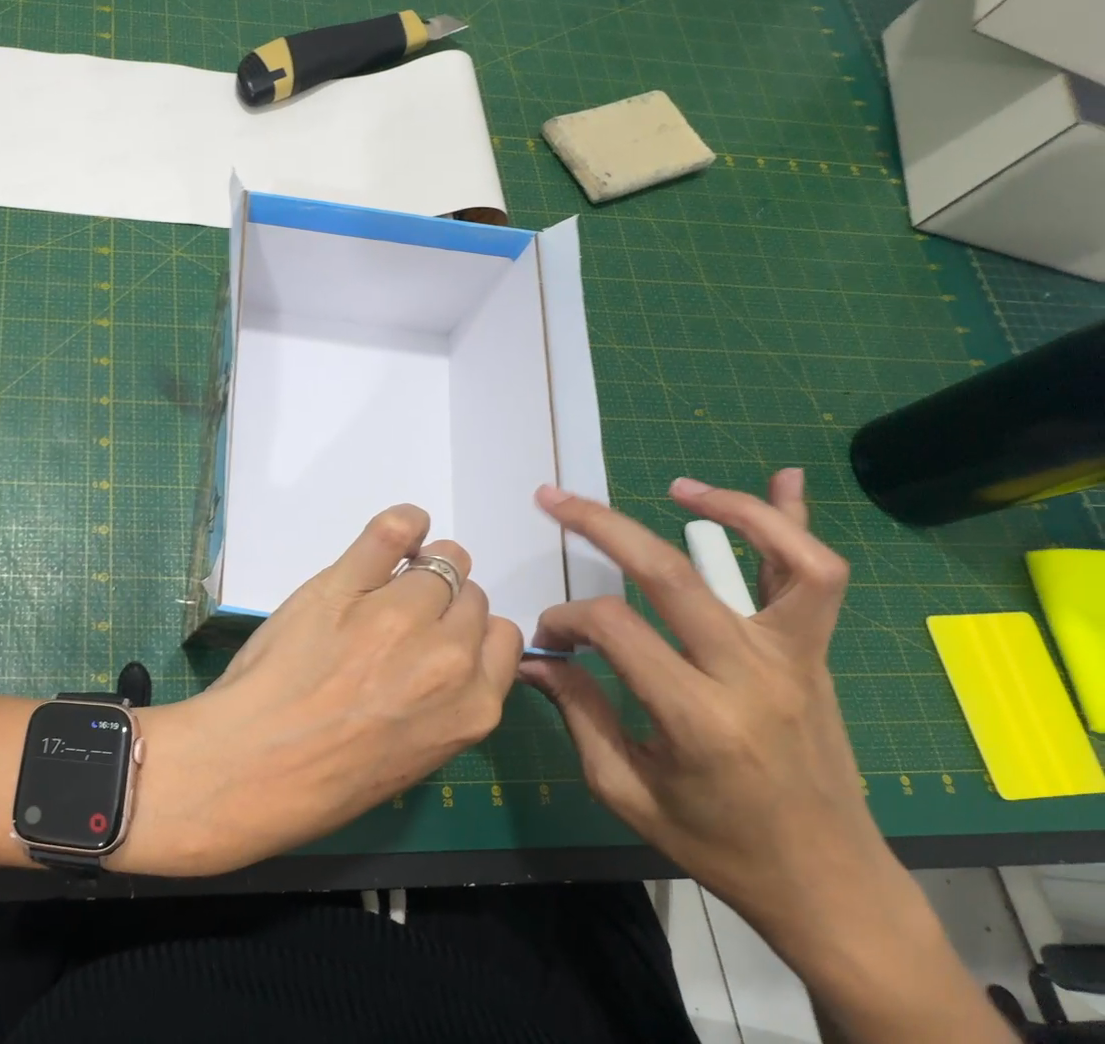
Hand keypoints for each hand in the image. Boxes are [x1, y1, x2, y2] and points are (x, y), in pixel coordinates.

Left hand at [116, 504, 521, 876]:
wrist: (254, 765)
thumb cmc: (324, 780)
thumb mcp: (411, 756)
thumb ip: (439, 704)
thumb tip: (432, 662)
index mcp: (473, 707)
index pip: (500, 637)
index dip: (466, 631)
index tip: (437, 636)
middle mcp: (449, 656)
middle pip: (470, 597)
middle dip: (441, 604)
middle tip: (398, 620)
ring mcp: (398, 615)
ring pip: (441, 563)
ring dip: (421, 569)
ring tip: (385, 585)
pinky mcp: (345, 585)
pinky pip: (392, 532)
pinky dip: (403, 524)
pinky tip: (400, 531)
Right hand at [517, 471, 898, 943]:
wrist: (825, 880)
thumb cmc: (715, 843)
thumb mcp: (624, 789)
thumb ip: (578, 713)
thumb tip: (535, 659)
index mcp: (696, 717)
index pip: (613, 628)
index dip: (565, 621)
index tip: (549, 643)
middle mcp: (751, 674)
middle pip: (671, 574)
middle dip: (602, 526)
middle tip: (553, 499)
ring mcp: (794, 658)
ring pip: (779, 560)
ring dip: (726, 510)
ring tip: (675, 487)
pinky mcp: (814, 655)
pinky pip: (817, 579)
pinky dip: (797, 526)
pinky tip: (783, 480)